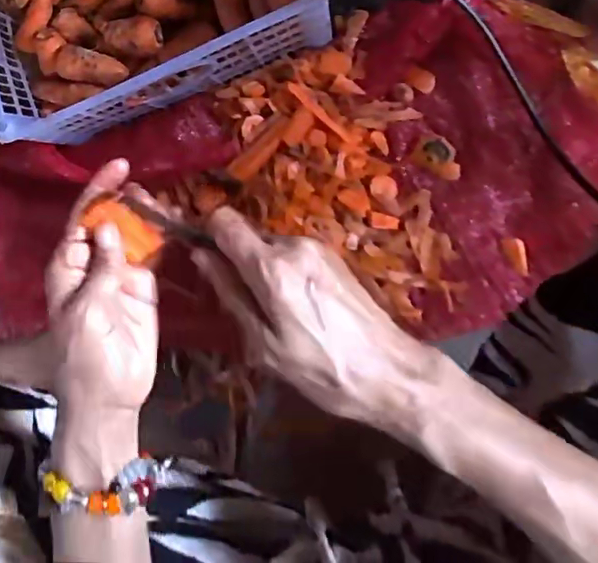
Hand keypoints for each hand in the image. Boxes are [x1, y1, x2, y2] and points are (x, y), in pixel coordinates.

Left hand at [45, 160, 159, 413]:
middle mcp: (93, 260)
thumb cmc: (84, 356)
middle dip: (125, 198)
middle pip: (109, 219)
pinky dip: (163, 237)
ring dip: (146, 214)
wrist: (110, 398)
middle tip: (146, 189)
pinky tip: (175, 221)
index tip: (117, 167)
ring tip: (163, 201)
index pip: (82, 217)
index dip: (97, 190)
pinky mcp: (143, 286)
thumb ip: (100, 269)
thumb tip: (108, 225)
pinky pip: (152, 254)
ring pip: (132, 232)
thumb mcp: (86, 312)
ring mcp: (119, 271)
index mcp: (69, 262)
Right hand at [193, 206, 441, 435]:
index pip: (223, 220)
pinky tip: (303, 308)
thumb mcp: (265, 345)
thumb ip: (230, 294)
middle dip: (238, 260)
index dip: (208, 233)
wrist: (396, 376)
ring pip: (269, 245)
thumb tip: (201, 257)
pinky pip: (292, 253)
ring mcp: (316, 247)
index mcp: (270, 266)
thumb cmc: (324, 370)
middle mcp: (292, 245)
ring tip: (279, 312)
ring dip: (263, 268)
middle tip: (246, 302)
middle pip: (247, 235)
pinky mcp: (333, 255)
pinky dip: (285, 272)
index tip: (206, 258)